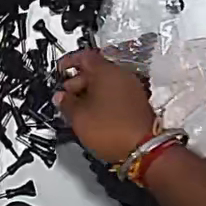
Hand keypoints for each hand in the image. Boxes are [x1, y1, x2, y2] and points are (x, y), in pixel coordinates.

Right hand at [54, 49, 158, 163]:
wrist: (144, 150)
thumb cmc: (114, 129)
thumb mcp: (79, 117)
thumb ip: (66, 102)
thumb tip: (61, 98)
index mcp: (105, 71)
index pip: (83, 56)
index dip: (68, 62)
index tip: (60, 69)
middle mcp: (121, 75)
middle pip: (95, 69)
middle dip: (77, 81)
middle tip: (66, 95)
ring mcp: (132, 88)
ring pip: (106, 82)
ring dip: (90, 91)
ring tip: (79, 109)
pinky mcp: (138, 103)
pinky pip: (116, 93)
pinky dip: (104, 99)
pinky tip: (96, 115)